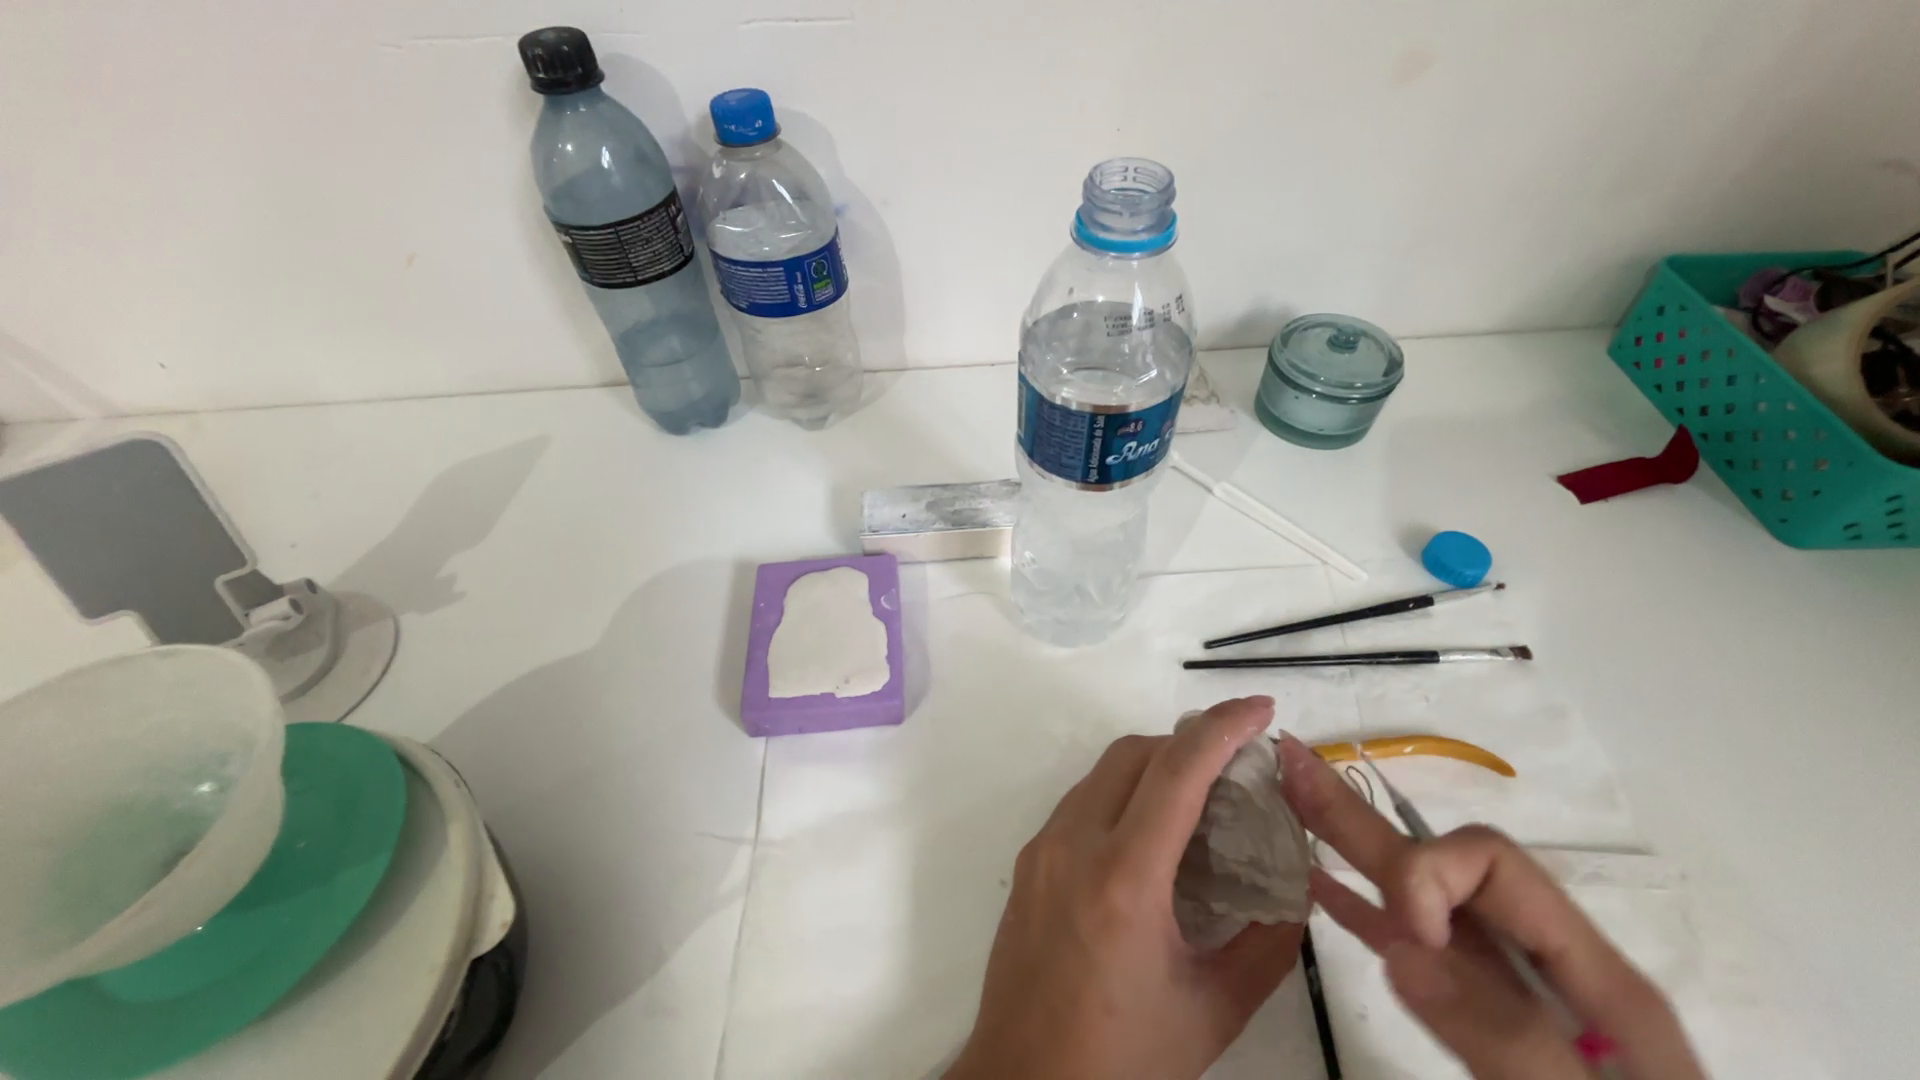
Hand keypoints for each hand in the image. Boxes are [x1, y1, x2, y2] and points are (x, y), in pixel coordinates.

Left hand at [947, 697, 1304, 1079]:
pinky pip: (1081, 801)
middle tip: (1238, 764)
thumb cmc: (1122, 1055)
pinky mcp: (1028, 862)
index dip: (1223, 728)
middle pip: (1134, 753)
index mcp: (1124, 877)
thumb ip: (1267, 945)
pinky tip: (1152, 834)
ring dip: (1153, 765)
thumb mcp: (1214, 1009)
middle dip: (1189, 741)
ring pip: (1102, 772)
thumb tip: (1294, 892)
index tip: (1261, 709)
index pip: (1177, 771)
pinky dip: (1122, 794)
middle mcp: (1074, 845)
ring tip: (1201, 797)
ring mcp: (1042, 849)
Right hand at [1276, 734, 1706, 1079]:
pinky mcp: (1476, 1017)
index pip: (1491, 866)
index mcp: (1589, 971)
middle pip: (1445, 868)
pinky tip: (1320, 886)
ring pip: (1420, 902)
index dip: (1426, 876)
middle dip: (1368, 821)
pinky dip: (1364, 912)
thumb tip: (1402, 950)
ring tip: (1294, 801)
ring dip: (1354, 851)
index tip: (1404, 941)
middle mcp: (1538, 960)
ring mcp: (1504, 989)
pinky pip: (1411, 950)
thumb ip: (1508, 1036)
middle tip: (1295, 763)